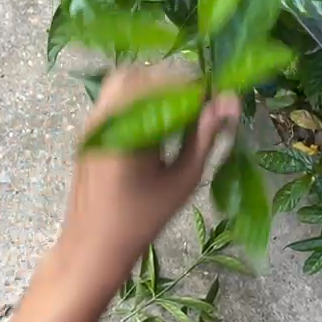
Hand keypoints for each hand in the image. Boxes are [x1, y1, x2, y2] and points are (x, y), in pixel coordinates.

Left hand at [55, 68, 239, 292]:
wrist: (92, 247)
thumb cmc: (142, 220)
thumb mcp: (183, 179)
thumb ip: (207, 136)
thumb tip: (232, 100)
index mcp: (129, 126)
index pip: (166, 85)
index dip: (197, 88)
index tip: (219, 102)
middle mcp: (105, 115)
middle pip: (141, 74)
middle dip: (173, 83)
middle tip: (199, 106)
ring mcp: (92, 121)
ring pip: (124, 82)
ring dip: (154, 89)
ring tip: (179, 114)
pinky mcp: (89, 129)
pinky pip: (114, 98)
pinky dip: (138, 100)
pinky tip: (157, 124)